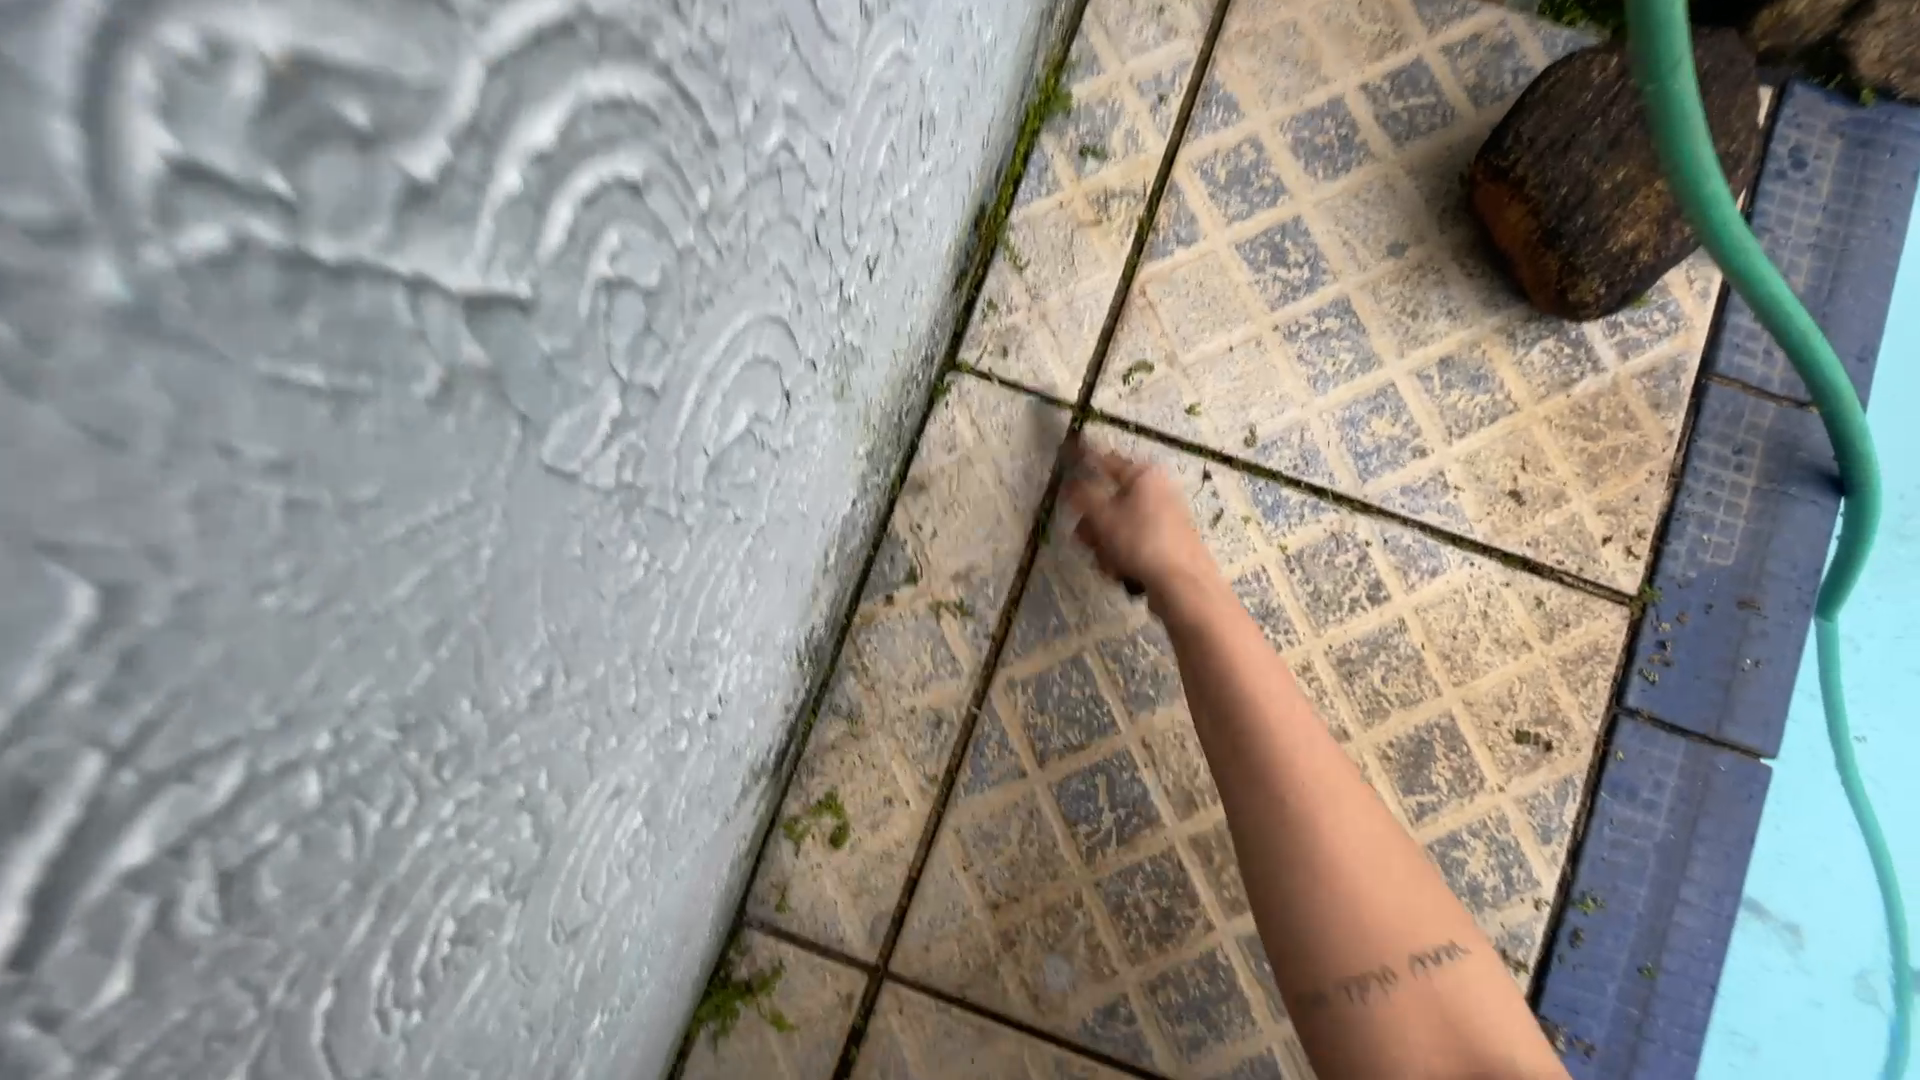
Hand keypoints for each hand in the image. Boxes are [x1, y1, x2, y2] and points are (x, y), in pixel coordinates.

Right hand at [1060, 441, 1215, 602]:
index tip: (1065, 463)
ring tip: (1105, 561)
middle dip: (1093, 523)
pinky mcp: (1167, 542)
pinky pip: (1134, 542)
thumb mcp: (1103, 516)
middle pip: (1111, 500)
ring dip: (1104, 544)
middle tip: (1082, 538)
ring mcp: (1164, 517)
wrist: (1182, 582)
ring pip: (1119, 525)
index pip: (1106, 461)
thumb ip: (1082, 496)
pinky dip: (1121, 554)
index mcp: (1144, 475)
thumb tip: (1069, 482)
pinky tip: (1118, 571)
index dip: (1083, 463)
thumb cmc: (1140, 541)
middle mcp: (1157, 490)